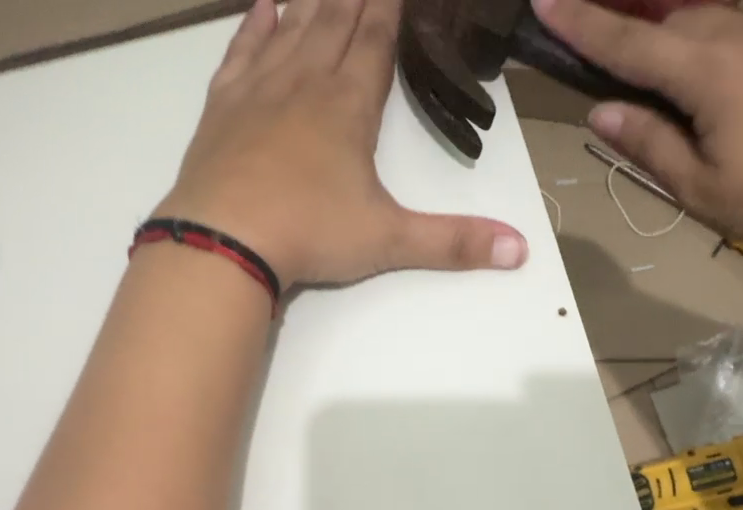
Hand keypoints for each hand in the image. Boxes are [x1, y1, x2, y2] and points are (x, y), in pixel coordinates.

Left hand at [156, 0, 528, 286]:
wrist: (223, 241)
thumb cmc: (310, 235)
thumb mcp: (389, 242)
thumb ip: (453, 243)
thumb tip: (522, 252)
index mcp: (349, 106)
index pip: (376, 39)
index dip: (389, 5)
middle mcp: (305, 83)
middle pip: (334, 19)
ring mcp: (258, 91)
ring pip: (290, 26)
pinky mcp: (221, 108)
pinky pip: (240, 52)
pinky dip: (253, 26)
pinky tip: (263, 7)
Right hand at [533, 0, 742, 259]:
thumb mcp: (700, 188)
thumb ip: (648, 144)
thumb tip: (601, 113)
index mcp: (710, 70)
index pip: (628, 42)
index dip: (581, 24)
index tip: (544, 2)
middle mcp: (742, 33)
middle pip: (666, 23)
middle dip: (628, 36)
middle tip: (601, 69)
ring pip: (702, 23)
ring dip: (668, 45)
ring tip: (655, 89)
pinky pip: (734, 33)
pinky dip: (703, 50)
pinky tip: (705, 89)